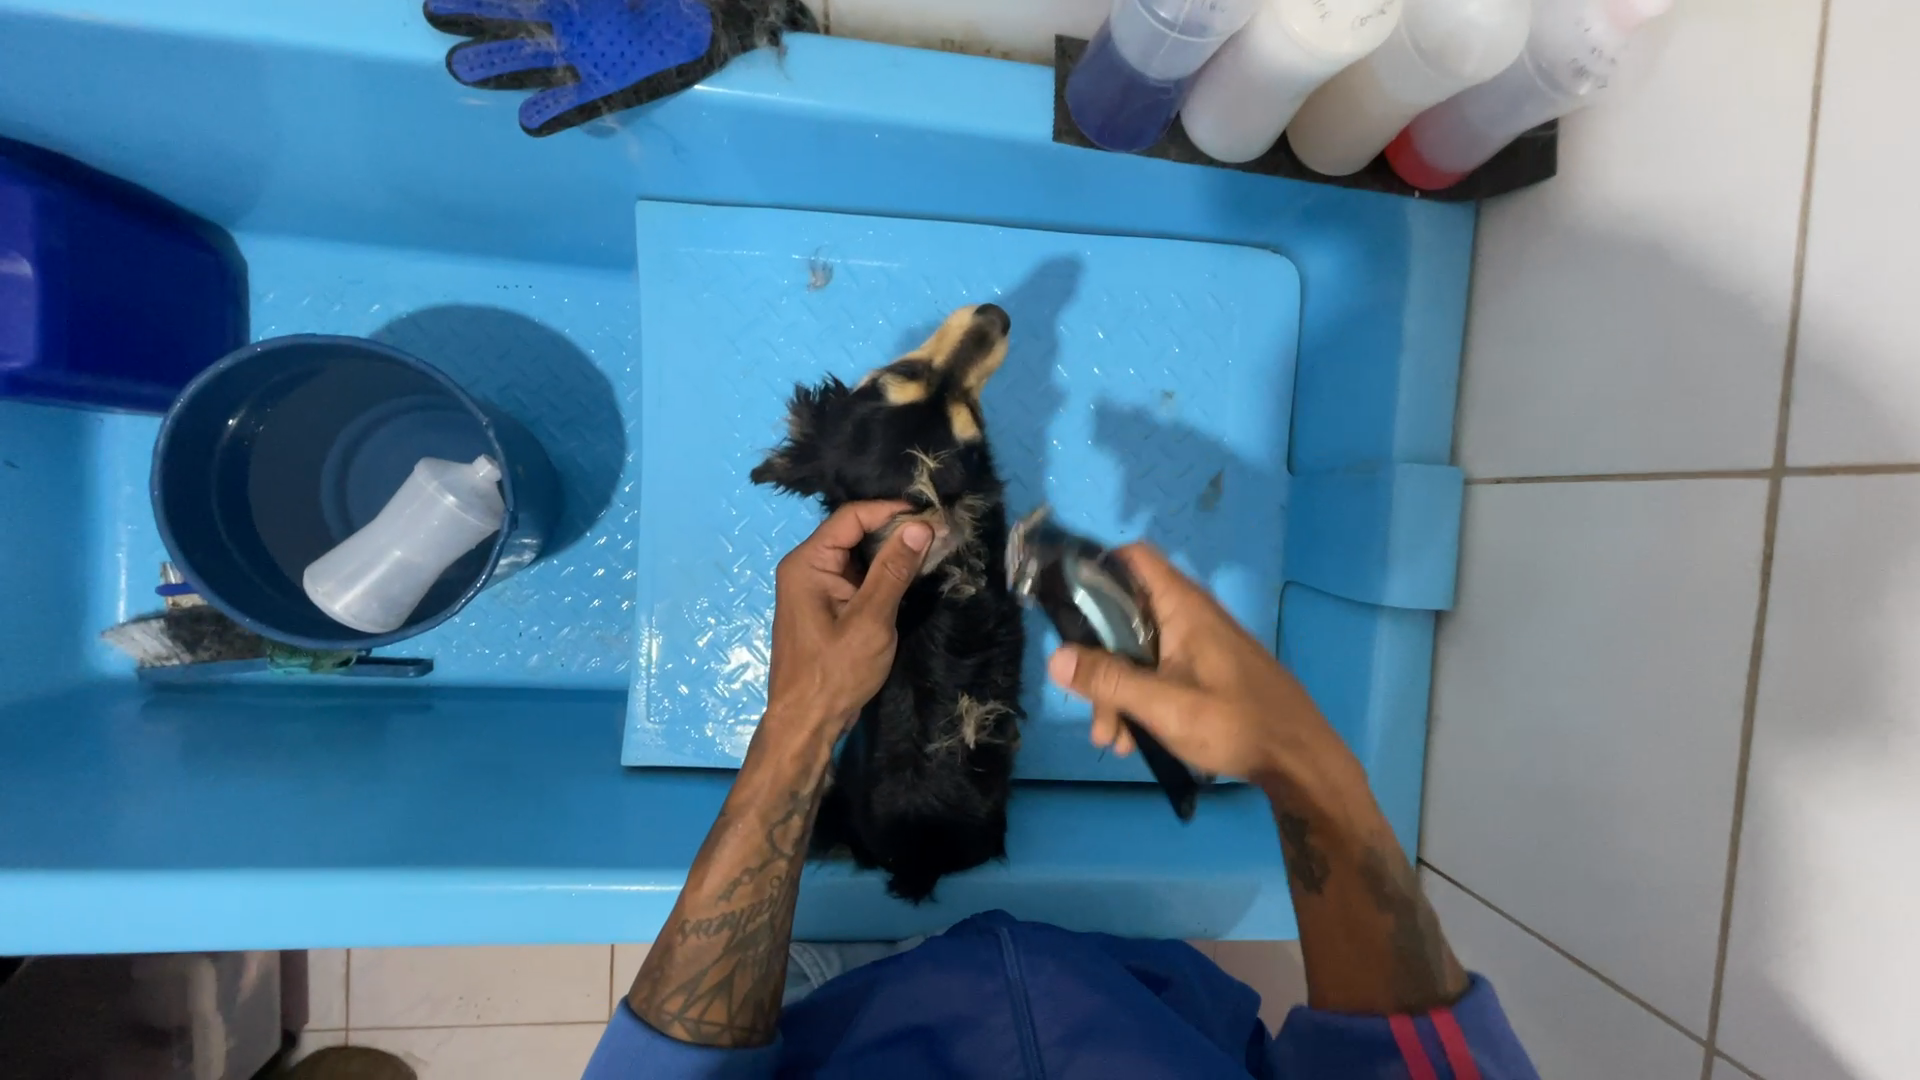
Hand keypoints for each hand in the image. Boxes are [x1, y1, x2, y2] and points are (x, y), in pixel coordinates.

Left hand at [763, 501, 932, 740]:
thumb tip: (921, 526)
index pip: (851, 517)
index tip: (931, 514)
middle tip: (939, 531)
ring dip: (893, 551)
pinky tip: (913, 573)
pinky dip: (885, 572)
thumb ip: (894, 570)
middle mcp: (808, 566)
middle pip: (855, 532)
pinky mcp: (829, 605)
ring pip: (859, 554)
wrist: (807, 723)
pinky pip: (858, 576)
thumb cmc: (834, 672)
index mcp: (807, 562)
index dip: (891, 510)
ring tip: (934, 547)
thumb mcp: (870, 620)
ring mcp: (817, 587)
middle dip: (896, 529)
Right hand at [1046, 544, 1348, 783]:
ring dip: (1116, 692)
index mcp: (1182, 607)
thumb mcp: (1164, 705)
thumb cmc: (1237, 723)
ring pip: (1136, 653)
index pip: (1134, 559)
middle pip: (1123, 616)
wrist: (1301, 762)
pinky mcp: (1201, 673)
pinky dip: (1139, 701)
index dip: (1097, 567)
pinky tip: (1134, 742)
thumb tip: (1054, 657)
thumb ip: (1109, 681)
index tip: (1066, 600)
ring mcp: (1194, 647)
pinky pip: (1155, 674)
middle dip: (1098, 660)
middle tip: (1088, 703)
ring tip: (1113, 741)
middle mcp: (1186, 617)